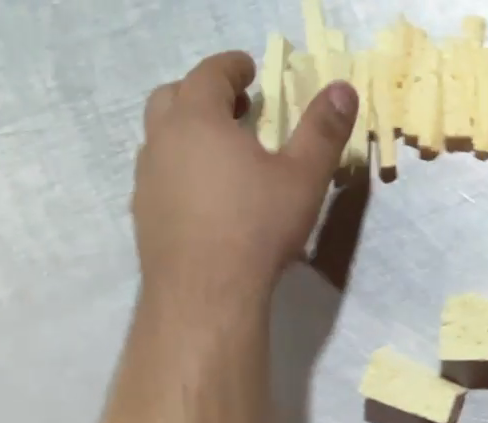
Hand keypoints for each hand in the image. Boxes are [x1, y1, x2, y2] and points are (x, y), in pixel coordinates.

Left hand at [133, 52, 357, 306]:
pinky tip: (204, 197)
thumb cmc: (257, 227)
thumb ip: (322, 132)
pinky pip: (160, 176)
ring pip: (161, 138)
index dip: (231, 67)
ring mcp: (147, 176)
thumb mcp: (303, 178)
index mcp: (198, 117)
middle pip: (174, 96)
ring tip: (219, 154)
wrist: (206, 291)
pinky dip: (180, 171)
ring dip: (187, 133)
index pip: (210, 73)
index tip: (248, 68)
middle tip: (232, 108)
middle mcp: (163, 138)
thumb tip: (343, 89)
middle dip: (202, 94)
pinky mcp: (144, 213)